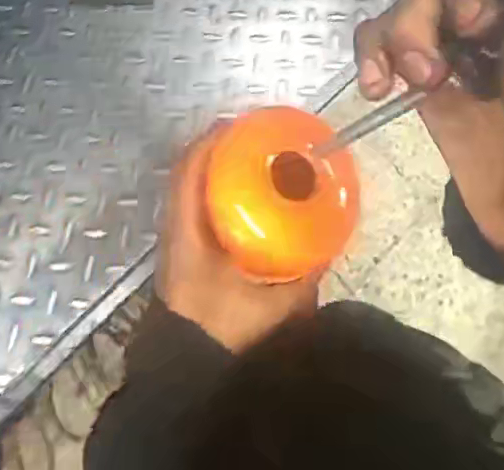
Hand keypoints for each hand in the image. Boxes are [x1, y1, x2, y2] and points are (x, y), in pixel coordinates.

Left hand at [155, 128, 321, 351]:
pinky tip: (241, 199)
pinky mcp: (181, 253)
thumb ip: (302, 277)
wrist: (188, 375)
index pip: (188, 171)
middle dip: (217, 150)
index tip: (238, 127)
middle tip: (251, 141)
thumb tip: (327, 245)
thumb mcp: (272, 307)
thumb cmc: (224, 332)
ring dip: (214, 170)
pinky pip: (193, 207)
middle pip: (188, 172)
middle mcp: (176, 228)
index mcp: (187, 232)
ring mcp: (176, 240)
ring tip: (248, 161)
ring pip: (190, 189)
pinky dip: (213, 193)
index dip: (210, 143)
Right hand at [354, 0, 503, 277]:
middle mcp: (495, 39)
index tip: (465, 29)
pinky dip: (372, 55)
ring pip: (408, 12)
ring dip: (389, 35)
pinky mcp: (429, 89)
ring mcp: (459, 61)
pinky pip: (388, 49)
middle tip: (424, 74)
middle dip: (418, 18)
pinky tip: (374, 88)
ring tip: (387, 82)